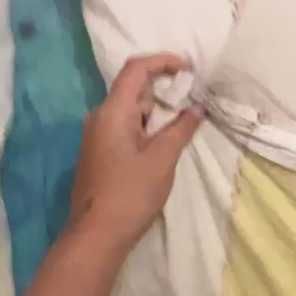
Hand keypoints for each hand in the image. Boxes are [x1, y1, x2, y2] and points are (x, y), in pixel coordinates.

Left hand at [66, 54, 204, 255]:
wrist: (97, 233)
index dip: (163, 61)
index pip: (135, 70)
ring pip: (131, 109)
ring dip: (158, 110)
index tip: (190, 68)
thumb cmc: (131, 192)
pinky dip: (149, 125)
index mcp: (112, 112)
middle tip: (194, 100)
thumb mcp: (163, 158)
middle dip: (165, 89)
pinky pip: (127, 126)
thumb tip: (197, 107)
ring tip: (185, 123)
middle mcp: (100, 117)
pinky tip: (165, 142)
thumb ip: (181, 128)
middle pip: (133, 88)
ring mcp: (98, 135)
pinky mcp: (101, 151)